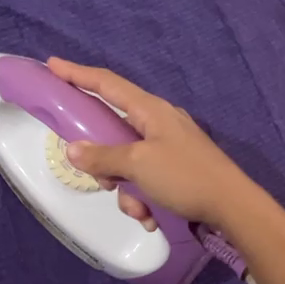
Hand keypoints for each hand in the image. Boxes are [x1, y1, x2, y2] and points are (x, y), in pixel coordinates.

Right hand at [47, 58, 265, 230]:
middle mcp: (159, 123)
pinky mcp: (177, 172)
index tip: (52, 65)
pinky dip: (145, 201)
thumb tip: (73, 149)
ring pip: (127, 166)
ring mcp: (170, 148)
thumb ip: (103, 156)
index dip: (78, 74)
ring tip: (142, 210)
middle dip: (106, 165)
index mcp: (151, 110)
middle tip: (105, 183)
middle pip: (113, 134)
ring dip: (128, 193)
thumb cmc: (185, 177)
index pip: (107, 84)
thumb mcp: (138, 165)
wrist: (233, 208)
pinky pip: (146, 183)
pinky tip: (154, 218)